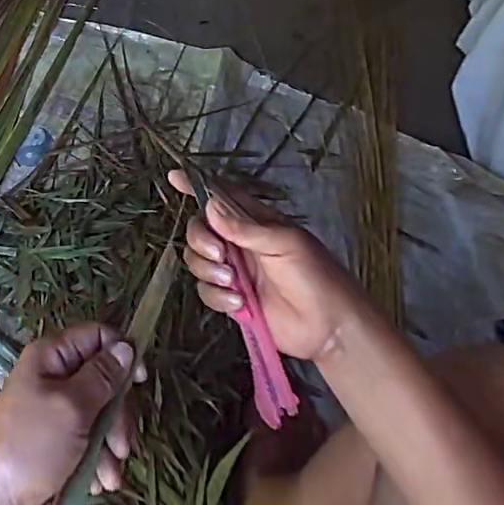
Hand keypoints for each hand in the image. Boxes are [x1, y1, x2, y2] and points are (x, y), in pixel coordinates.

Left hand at [0, 321, 141, 504]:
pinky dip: (98, 458)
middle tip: (123, 444)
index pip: (95, 336)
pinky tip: (98, 482)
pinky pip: (88, 438)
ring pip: (100, 412)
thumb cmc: (31, 443)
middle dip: (118, 413)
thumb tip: (126, 347)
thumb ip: (102, 376)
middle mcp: (52, 375)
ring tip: (110, 474)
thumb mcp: (72, 406)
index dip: (121, 353)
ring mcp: (54, 408)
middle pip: (103, 378)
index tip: (140, 382)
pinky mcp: (57, 438)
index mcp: (50, 355)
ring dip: (111, 443)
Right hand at [169, 170, 361, 361]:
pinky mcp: (231, 298)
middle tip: (221, 256)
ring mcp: (234, 270)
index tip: (174, 178)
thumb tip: (210, 208)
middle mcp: (238, 242)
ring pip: (196, 260)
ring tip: (235, 284)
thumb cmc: (316, 276)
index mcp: (254, 221)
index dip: (196, 185)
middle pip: (198, 229)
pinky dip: (217, 296)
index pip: (220, 195)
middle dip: (200, 240)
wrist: (329, 327)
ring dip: (208, 270)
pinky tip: (239, 303)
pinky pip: (205, 291)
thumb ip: (246, 228)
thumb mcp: (285, 244)